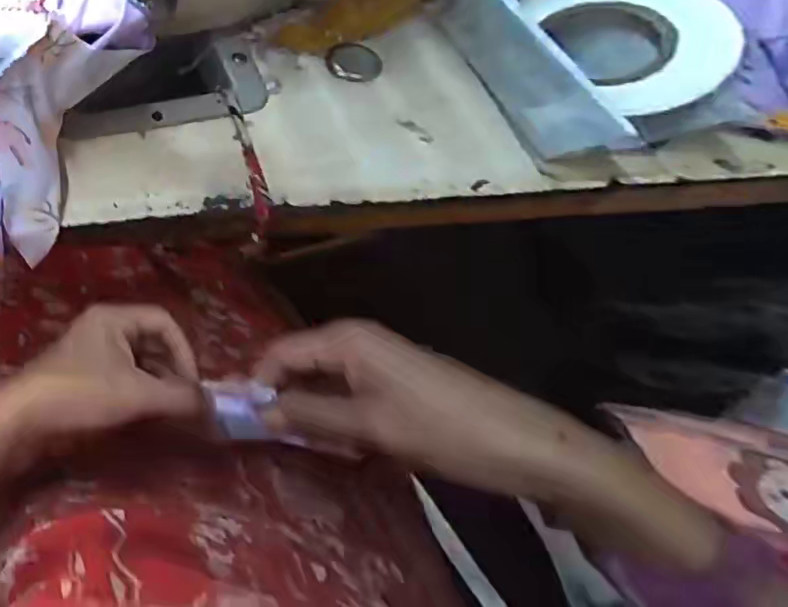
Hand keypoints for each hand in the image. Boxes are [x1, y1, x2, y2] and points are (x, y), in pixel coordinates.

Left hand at [0, 304, 206, 464]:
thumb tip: (214, 405)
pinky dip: (141, 394)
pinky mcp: (86, 374)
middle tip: (188, 406)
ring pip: (140, 362)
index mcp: (112, 318)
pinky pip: (124, 377)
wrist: (27, 415)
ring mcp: (93, 350)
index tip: (194, 388)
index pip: (163, 321)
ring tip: (173, 416)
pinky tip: (149, 418)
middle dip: (174, 372)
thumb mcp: (137, 394)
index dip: (185, 352)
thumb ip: (179, 397)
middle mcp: (103, 327)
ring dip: (159, 386)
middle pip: (152, 341)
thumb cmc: (81, 392)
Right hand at [253, 320, 609, 503]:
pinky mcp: (397, 378)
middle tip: (284, 438)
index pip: (279, 352)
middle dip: (289, 399)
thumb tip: (260, 411)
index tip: (248, 417)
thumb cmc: (446, 430)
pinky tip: (353, 443)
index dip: (259, 382)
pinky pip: (350, 389)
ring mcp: (378, 357)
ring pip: (325, 380)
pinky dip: (342, 414)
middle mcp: (354, 338)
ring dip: (317, 411)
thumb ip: (310, 415)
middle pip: (300, 364)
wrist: (539, 449)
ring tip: (321, 446)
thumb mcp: (371, 428)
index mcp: (343, 338)